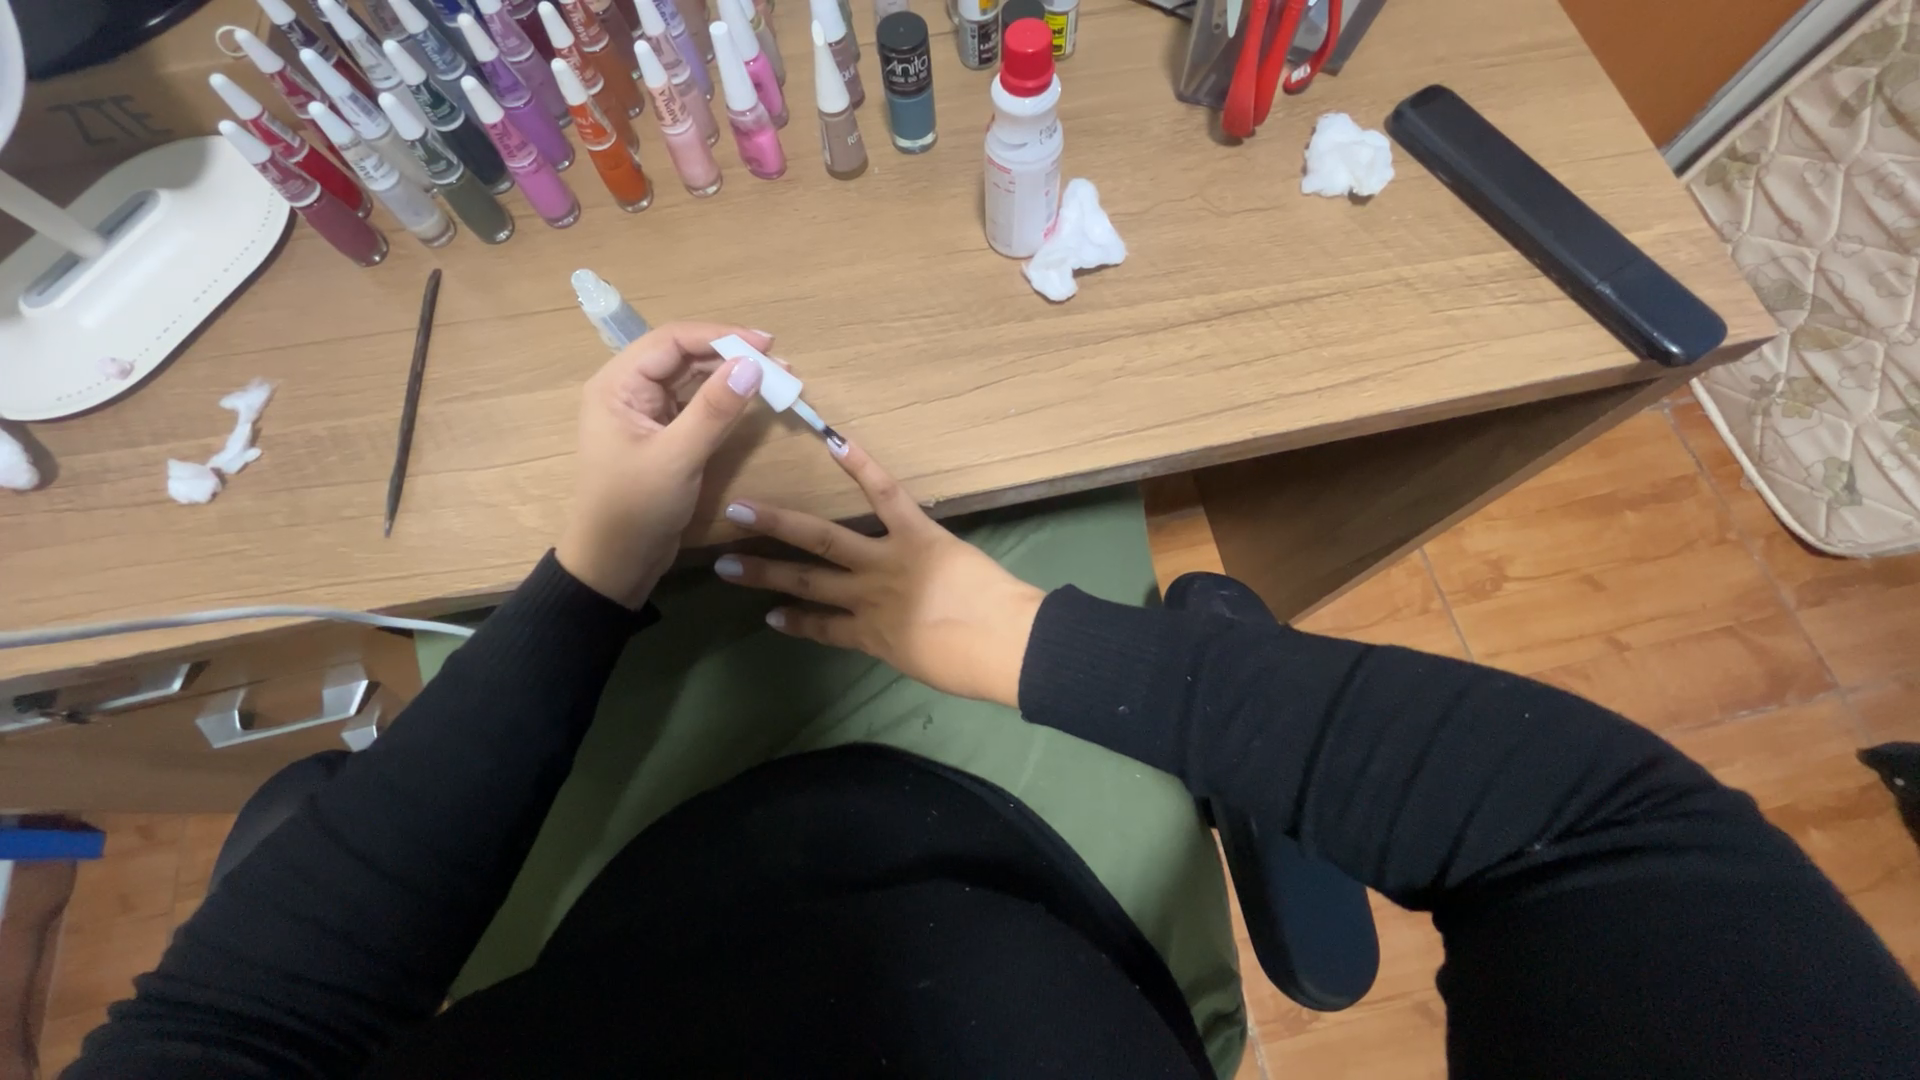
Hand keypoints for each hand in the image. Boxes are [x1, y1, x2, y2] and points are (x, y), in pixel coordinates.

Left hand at [555, 323, 768, 607]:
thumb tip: (753, 364)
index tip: (766, 344)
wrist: (616, 563)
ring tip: (777, 378)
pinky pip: (698, 406)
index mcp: (618, 385)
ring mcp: (647, 414)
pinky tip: (753, 400)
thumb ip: (714, 409)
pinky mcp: (664, 436)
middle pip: (684, 356)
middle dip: (732, 355)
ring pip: (694, 380)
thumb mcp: (677, 457)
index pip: (672, 341)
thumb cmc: (635, 509)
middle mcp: (630, 390)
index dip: (720, 337)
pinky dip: (726, 401)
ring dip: (733, 376)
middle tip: (781, 362)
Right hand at [711, 439, 1044, 707]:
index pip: (821, 628)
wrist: (1005, 647)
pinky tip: (835, 442)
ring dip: (781, 523)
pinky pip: (885, 496)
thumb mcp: (922, 665)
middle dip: (763, 571)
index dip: (793, 622)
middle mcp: (867, 596)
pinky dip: (862, 466)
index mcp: (871, 635)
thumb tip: (900, 637)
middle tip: (722, 560)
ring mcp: (887, 562)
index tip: (768, 615)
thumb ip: (902, 646)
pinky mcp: (917, 534)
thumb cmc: (971, 668)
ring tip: (743, 508)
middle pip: (805, 581)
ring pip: (823, 540)